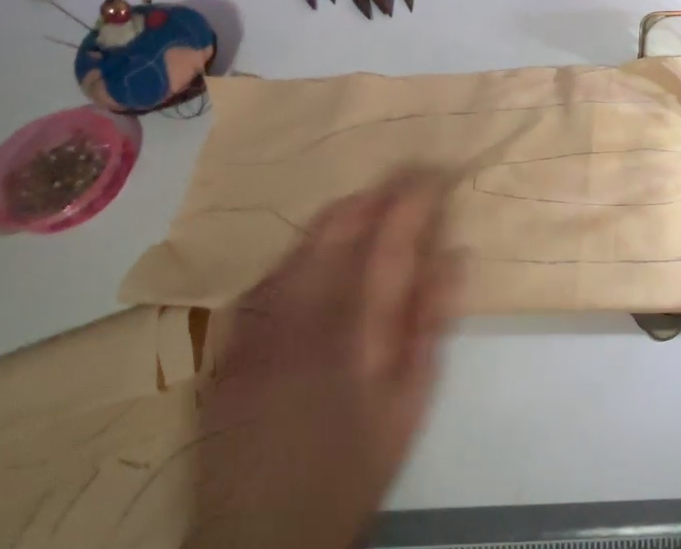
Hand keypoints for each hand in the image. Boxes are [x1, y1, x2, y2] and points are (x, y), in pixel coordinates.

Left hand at [187, 171, 457, 548]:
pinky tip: (318, 255)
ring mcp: (254, 326)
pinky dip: (302, 250)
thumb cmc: (351, 472)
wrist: (256, 539)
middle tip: (408, 177)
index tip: (435, 169)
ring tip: (372, 204)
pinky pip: (269, 274)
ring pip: (298, 244)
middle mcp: (297, 316)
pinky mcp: (227, 342)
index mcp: (353, 331)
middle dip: (376, 193)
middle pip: (337, 228)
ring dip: (339, 216)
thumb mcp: (408, 405)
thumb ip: (429, 325)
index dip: (413, 198)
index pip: (389, 241)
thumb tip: (453, 256)